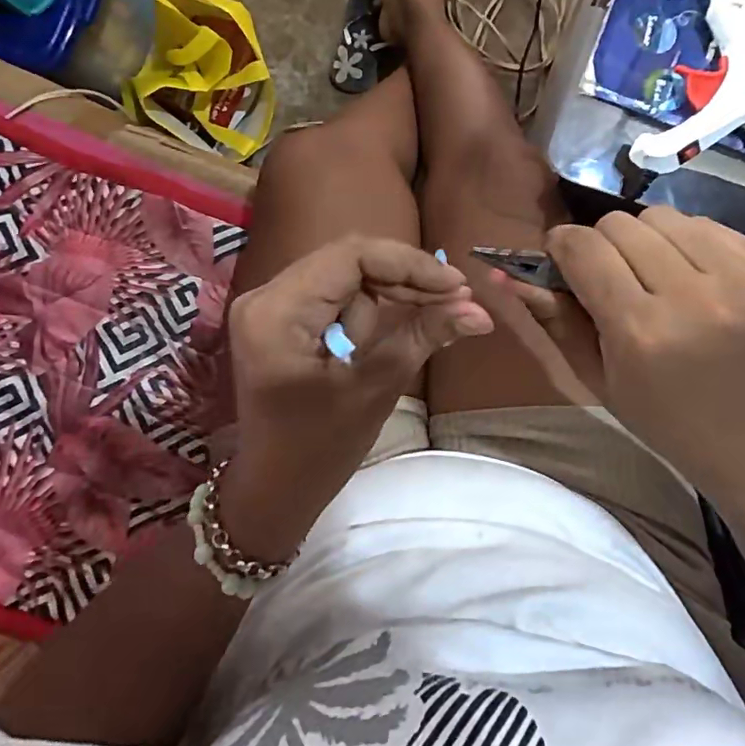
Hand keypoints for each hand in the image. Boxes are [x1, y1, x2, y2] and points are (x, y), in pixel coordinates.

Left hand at [224, 238, 491, 546]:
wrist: (275, 488)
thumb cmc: (321, 449)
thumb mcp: (377, 388)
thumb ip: (424, 335)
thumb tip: (480, 311)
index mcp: (277, 313)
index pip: (351, 257)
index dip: (409, 264)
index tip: (456, 285)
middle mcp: (264, 296)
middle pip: (347, 260)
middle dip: (405, 278)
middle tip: (455, 299)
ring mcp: (269, 304)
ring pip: (345, 274)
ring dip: (390, 294)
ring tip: (425, 319)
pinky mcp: (280, 316)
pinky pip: (335, 293)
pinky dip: (370, 305)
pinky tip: (400, 320)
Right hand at [501, 207, 744, 491]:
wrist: (740, 435)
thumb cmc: (654, 413)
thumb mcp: (593, 373)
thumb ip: (552, 315)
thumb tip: (505, 273)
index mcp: (642, 332)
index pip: (585, 249)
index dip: (562, 246)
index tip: (563, 259)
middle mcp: (694, 299)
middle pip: (621, 224)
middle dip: (601, 242)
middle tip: (608, 273)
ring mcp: (740, 282)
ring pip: (663, 216)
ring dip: (644, 238)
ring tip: (652, 274)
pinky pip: (706, 224)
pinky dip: (686, 242)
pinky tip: (689, 277)